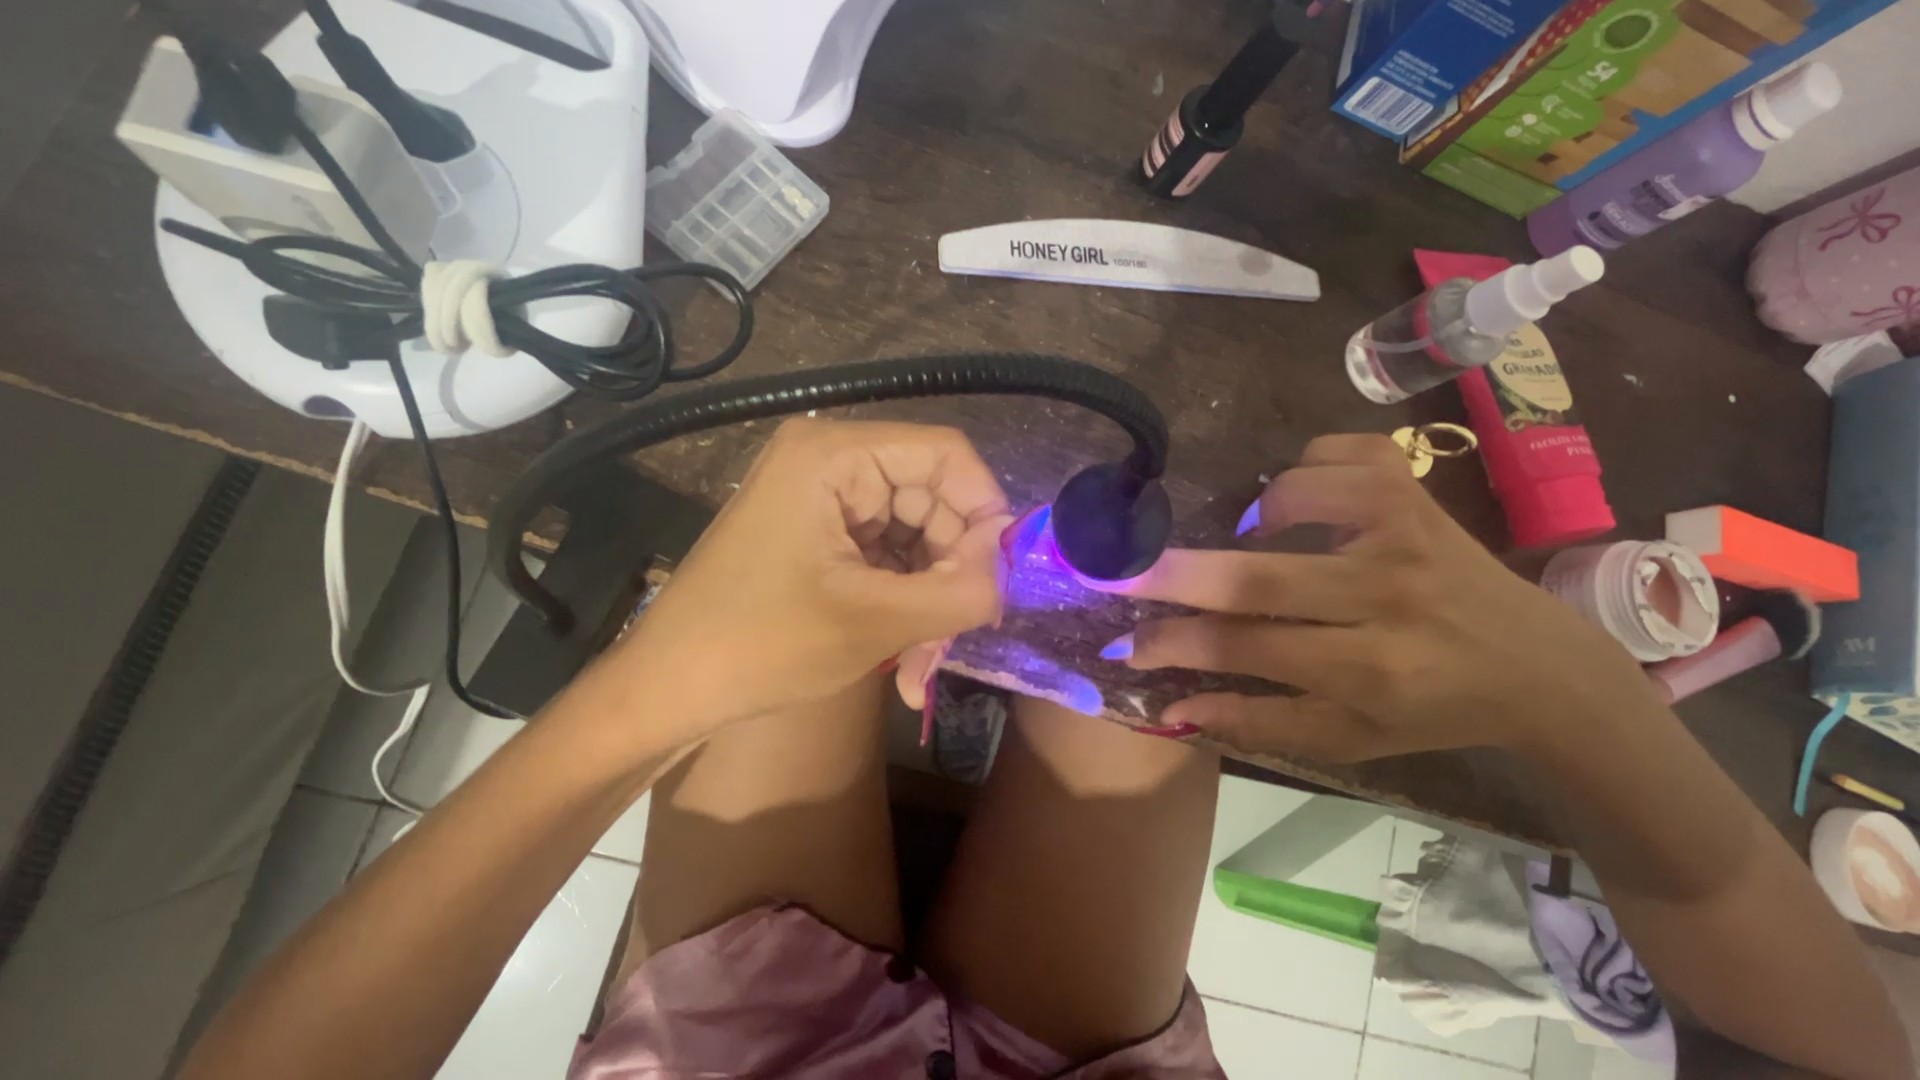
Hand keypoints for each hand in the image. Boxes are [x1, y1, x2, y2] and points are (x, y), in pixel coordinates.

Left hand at [602, 419, 1013, 734]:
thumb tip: (1012, 573)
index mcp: (833, 455)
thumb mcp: (875, 621)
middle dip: (952, 568)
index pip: (946, 454)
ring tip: (924, 664)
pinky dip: (900, 600)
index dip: (985, 511)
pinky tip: (905, 654)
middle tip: (958, 635)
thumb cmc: (762, 645)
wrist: (668, 688)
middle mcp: (827, 461)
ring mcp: (819, 498)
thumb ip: (961, 591)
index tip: (999, 578)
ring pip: (912, 532)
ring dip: (928, 596)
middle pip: (931, 495)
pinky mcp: (814, 532)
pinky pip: (882, 553)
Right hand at [1092, 434, 1660, 762]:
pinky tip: (1301, 500)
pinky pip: (1343, 453)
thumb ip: (1257, 720)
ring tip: (1250, 538)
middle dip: (1174, 573)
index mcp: (1369, 669)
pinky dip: (1303, 465)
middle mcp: (1387, 596)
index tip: (1124, 640)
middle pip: (1258, 577)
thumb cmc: (1431, 711)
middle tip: (1116, 568)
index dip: (1174, 643)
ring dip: (1252, 514)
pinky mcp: (1419, 495)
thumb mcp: (1348, 740)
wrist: (1539, 667)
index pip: (1247, 649)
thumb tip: (1170, 705)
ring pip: (1296, 497)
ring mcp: (1406, 533)